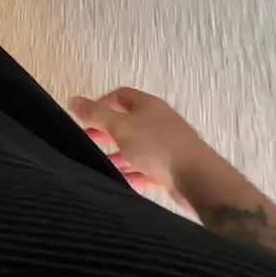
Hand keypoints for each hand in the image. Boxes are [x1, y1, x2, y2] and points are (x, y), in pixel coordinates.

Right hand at [70, 88, 220, 193]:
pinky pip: (149, 167)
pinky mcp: (175, 168)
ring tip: (103, 163)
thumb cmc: (156, 146)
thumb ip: (95, 113)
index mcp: (149, 106)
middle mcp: (160, 122)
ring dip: (120, 154)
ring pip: (138, 146)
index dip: (101, 103)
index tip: (88, 118)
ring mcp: (170, 145)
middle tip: (90, 140)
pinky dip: (135, 172)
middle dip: (107, 131)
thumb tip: (73, 99)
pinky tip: (123, 180)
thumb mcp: (119, 126)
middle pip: (128, 121)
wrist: (202, 181)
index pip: (120, 95)